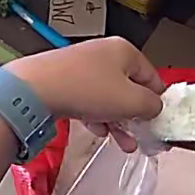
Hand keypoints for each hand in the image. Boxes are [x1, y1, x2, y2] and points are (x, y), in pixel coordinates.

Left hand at [8, 38, 164, 149]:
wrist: (34, 89)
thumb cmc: (86, 89)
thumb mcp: (131, 102)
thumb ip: (152, 106)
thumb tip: (155, 108)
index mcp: (125, 51)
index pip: (153, 78)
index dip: (158, 102)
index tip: (159, 123)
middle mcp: (105, 54)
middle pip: (130, 88)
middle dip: (136, 116)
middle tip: (142, 136)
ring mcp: (83, 67)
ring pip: (109, 97)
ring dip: (119, 121)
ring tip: (124, 143)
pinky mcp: (66, 80)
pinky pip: (90, 100)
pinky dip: (97, 116)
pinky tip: (98, 131)